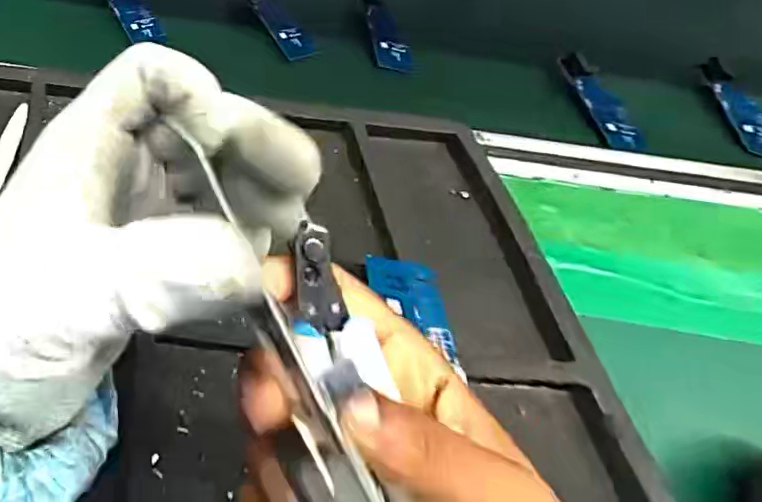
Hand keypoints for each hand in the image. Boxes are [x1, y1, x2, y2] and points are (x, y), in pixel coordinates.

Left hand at [0, 44, 322, 449]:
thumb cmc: (8, 321)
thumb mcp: (77, 291)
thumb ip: (158, 271)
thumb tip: (247, 259)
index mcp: (90, 139)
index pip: (148, 74)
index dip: (194, 89)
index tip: (224, 137)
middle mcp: (121, 161)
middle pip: (198, 121)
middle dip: (250, 144)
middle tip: (297, 187)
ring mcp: (140, 206)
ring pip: (214, 170)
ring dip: (258, 190)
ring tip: (288, 230)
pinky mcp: (155, 251)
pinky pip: (214, 223)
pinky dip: (244, 235)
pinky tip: (259, 263)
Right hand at [239, 260, 555, 501]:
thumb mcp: (499, 490)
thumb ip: (433, 447)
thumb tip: (352, 404)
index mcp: (405, 376)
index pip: (344, 303)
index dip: (300, 280)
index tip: (266, 285)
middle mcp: (357, 406)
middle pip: (288, 358)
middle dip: (269, 375)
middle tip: (270, 413)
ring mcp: (329, 455)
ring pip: (267, 420)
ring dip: (268, 447)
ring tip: (297, 490)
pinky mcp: (304, 494)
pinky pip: (262, 479)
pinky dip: (262, 490)